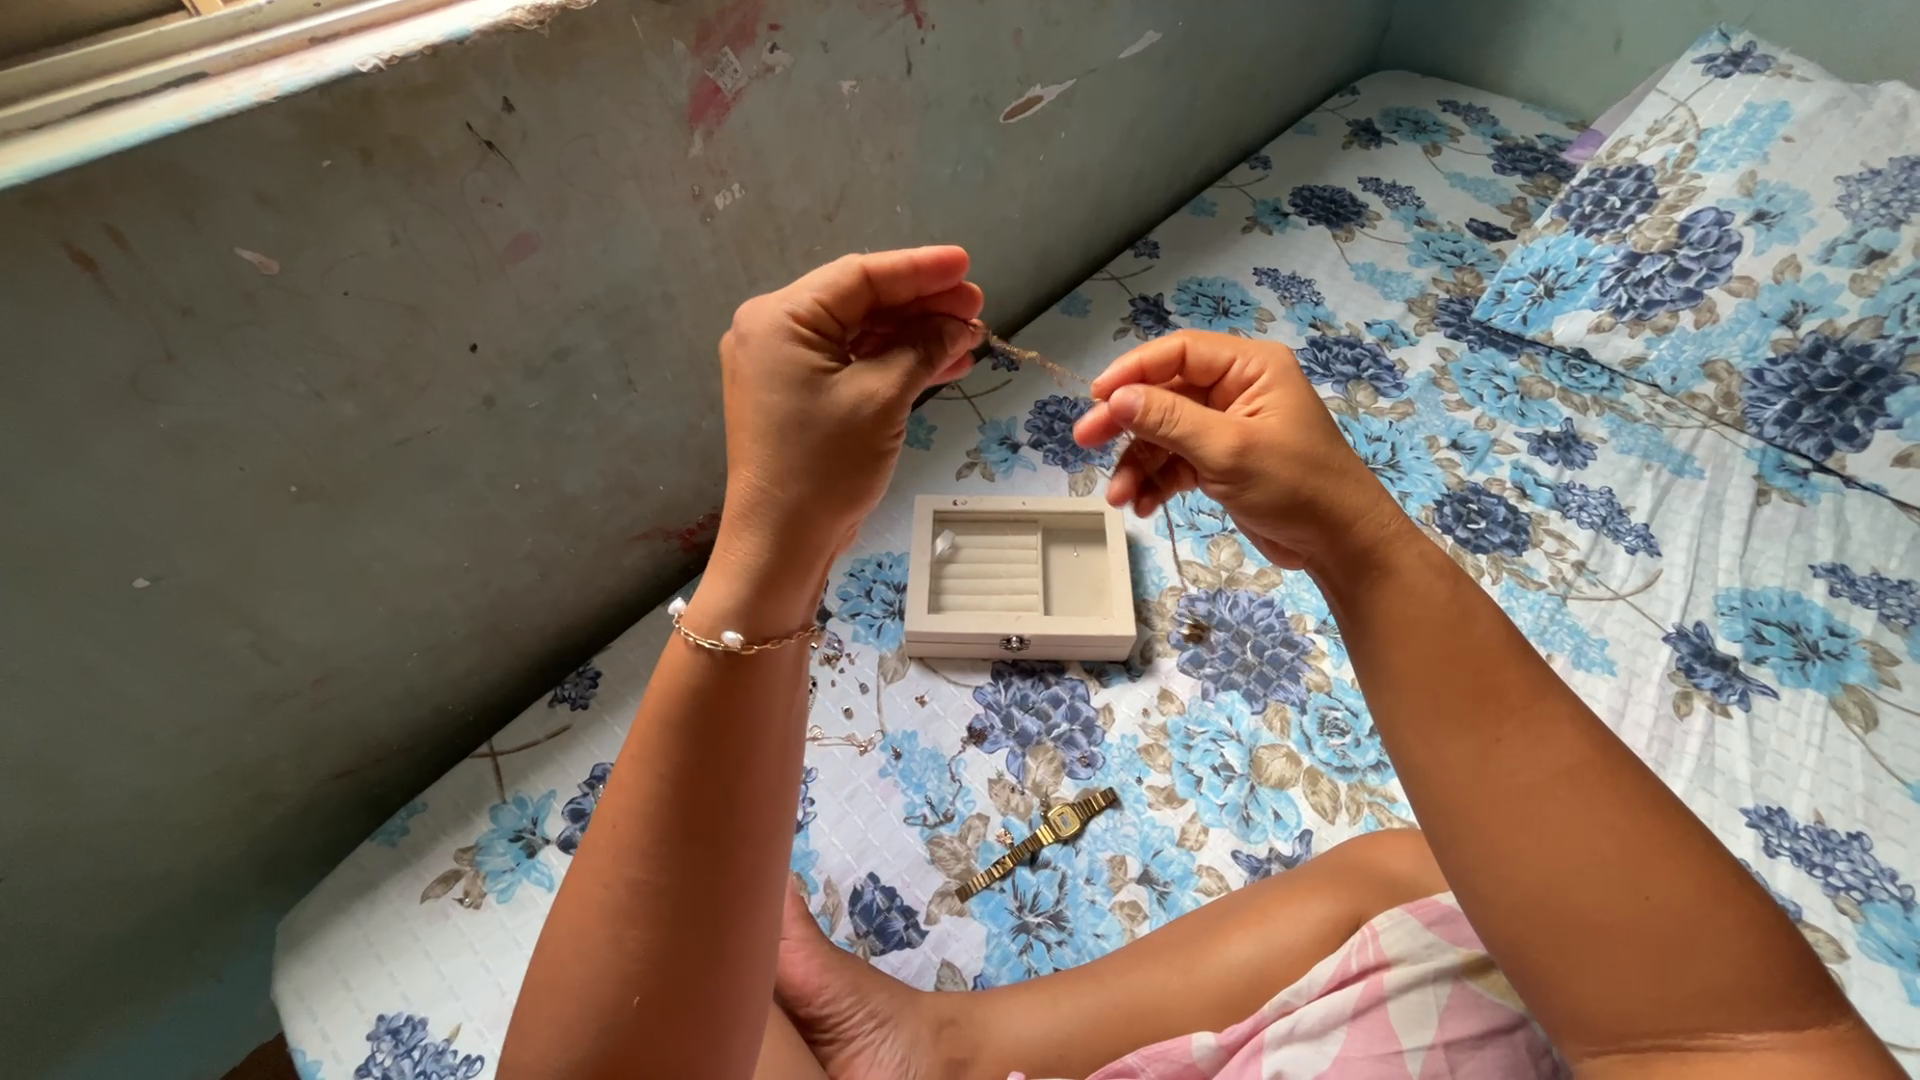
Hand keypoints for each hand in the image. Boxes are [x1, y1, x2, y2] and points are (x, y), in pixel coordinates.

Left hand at [715, 247, 983, 578]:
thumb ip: (923, 348)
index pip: (859, 276)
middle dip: (922, 305)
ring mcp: (785, 368)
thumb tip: (961, 324)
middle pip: (861, 303)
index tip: (967, 266)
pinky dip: (894, 365)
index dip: (919, 270)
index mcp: (781, 317)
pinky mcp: (800, 398)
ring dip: (914, 337)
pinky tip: (944, 364)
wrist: (782, 541)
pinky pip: (853, 367)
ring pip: (861, 337)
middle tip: (976, 306)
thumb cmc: (825, 466)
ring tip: (969, 337)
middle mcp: (776, 332)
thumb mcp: (881, 398)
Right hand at [1071, 330, 1405, 569]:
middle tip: (1084, 442)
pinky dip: (1156, 483)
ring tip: (1119, 497)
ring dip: (1137, 464)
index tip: (1095, 397)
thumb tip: (1115, 398)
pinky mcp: (1219, 462)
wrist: (1338, 542)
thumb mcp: (1228, 449)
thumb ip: (1169, 420)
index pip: (1177, 353)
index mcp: (1248, 367)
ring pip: (1163, 435)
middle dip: (1126, 423)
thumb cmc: (1295, 485)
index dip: (1132, 371)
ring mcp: (1225, 428)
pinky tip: (1144, 506)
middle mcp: (1234, 390)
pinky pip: (1175, 463)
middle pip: (1163, 394)